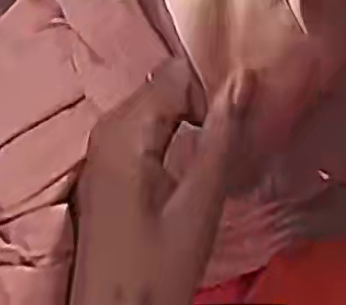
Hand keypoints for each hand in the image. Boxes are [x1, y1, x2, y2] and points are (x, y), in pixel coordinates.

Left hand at [70, 65, 252, 304]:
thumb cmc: (156, 271)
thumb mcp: (198, 205)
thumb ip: (221, 136)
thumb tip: (244, 76)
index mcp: (125, 129)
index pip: (177, 74)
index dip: (212, 89)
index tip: (236, 120)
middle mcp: (107, 124)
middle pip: (166, 84)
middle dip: (203, 98)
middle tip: (234, 129)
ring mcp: (102, 143)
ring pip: (157, 102)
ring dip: (189, 113)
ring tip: (218, 141)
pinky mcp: (105, 161)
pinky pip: (145, 123)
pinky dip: (172, 127)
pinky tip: (191, 153)